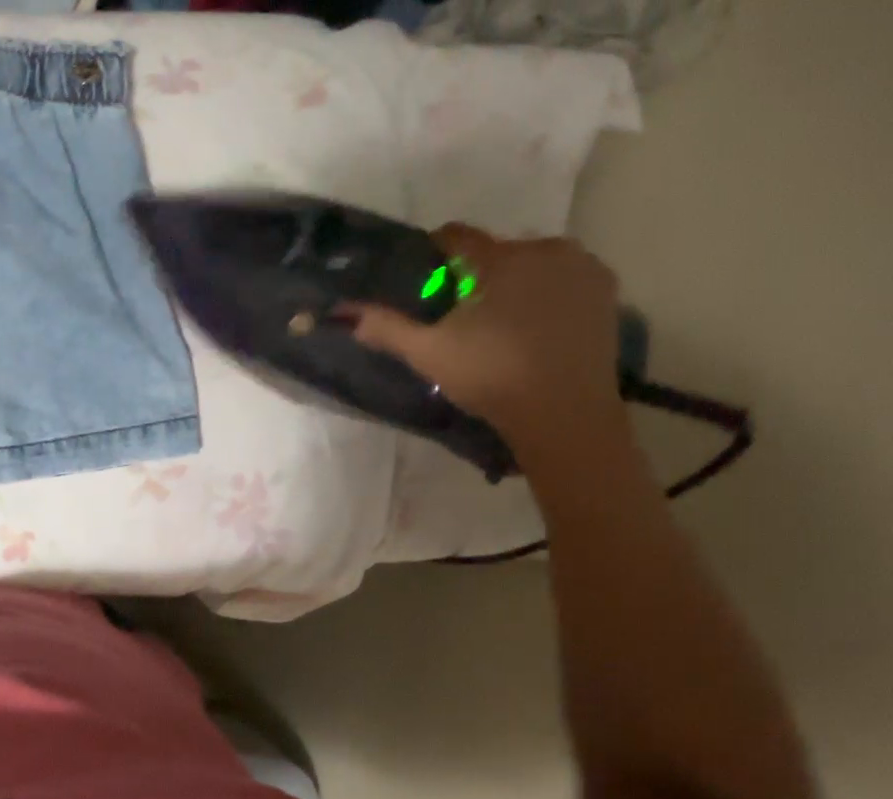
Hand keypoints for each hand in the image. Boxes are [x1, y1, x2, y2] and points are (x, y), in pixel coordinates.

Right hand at [343, 224, 629, 463]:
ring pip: (531, 265)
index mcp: (499, 258)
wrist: (564, 412)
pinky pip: (562, 281)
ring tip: (493, 326)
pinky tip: (530, 330)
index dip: (432, 254)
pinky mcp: (606, 291)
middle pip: (495, 252)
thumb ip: (386, 327)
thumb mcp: (428, 353)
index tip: (419, 282)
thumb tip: (342, 312)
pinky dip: (543, 296)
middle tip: (455, 316)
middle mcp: (546, 249)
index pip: (456, 237)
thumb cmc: (490, 375)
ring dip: (510, 285)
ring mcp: (583, 268)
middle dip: (473, 275)